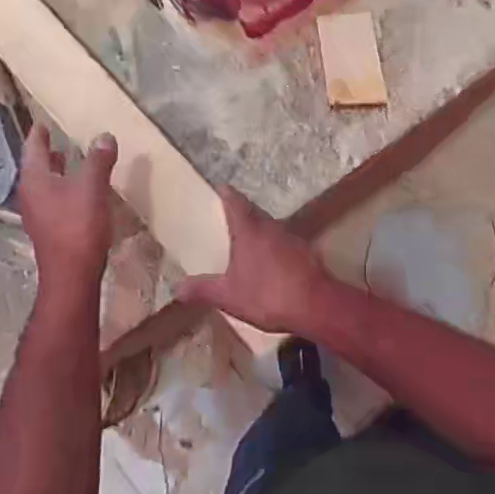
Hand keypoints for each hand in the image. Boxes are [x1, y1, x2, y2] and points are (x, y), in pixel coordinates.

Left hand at [17, 126, 117, 288]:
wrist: (72, 274)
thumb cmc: (78, 225)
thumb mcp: (92, 187)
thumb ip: (98, 160)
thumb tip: (104, 136)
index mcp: (35, 179)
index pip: (33, 148)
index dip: (39, 134)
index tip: (42, 122)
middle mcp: (31, 194)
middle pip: (36, 167)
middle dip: (46, 153)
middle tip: (57, 139)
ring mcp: (38, 214)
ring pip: (45, 185)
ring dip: (56, 172)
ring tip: (70, 161)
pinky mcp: (49, 230)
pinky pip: (53, 201)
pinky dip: (63, 189)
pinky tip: (79, 192)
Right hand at [177, 187, 327, 333]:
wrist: (316, 306)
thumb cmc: (268, 294)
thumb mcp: (229, 296)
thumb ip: (203, 290)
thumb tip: (177, 289)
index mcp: (250, 231)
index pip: (236, 202)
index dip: (227, 194)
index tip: (220, 187)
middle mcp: (272, 228)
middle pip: (255, 213)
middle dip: (242, 213)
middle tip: (229, 216)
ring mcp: (293, 239)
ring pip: (272, 227)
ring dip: (260, 230)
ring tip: (247, 240)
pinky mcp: (307, 254)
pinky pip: (285, 243)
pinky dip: (275, 247)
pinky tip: (271, 262)